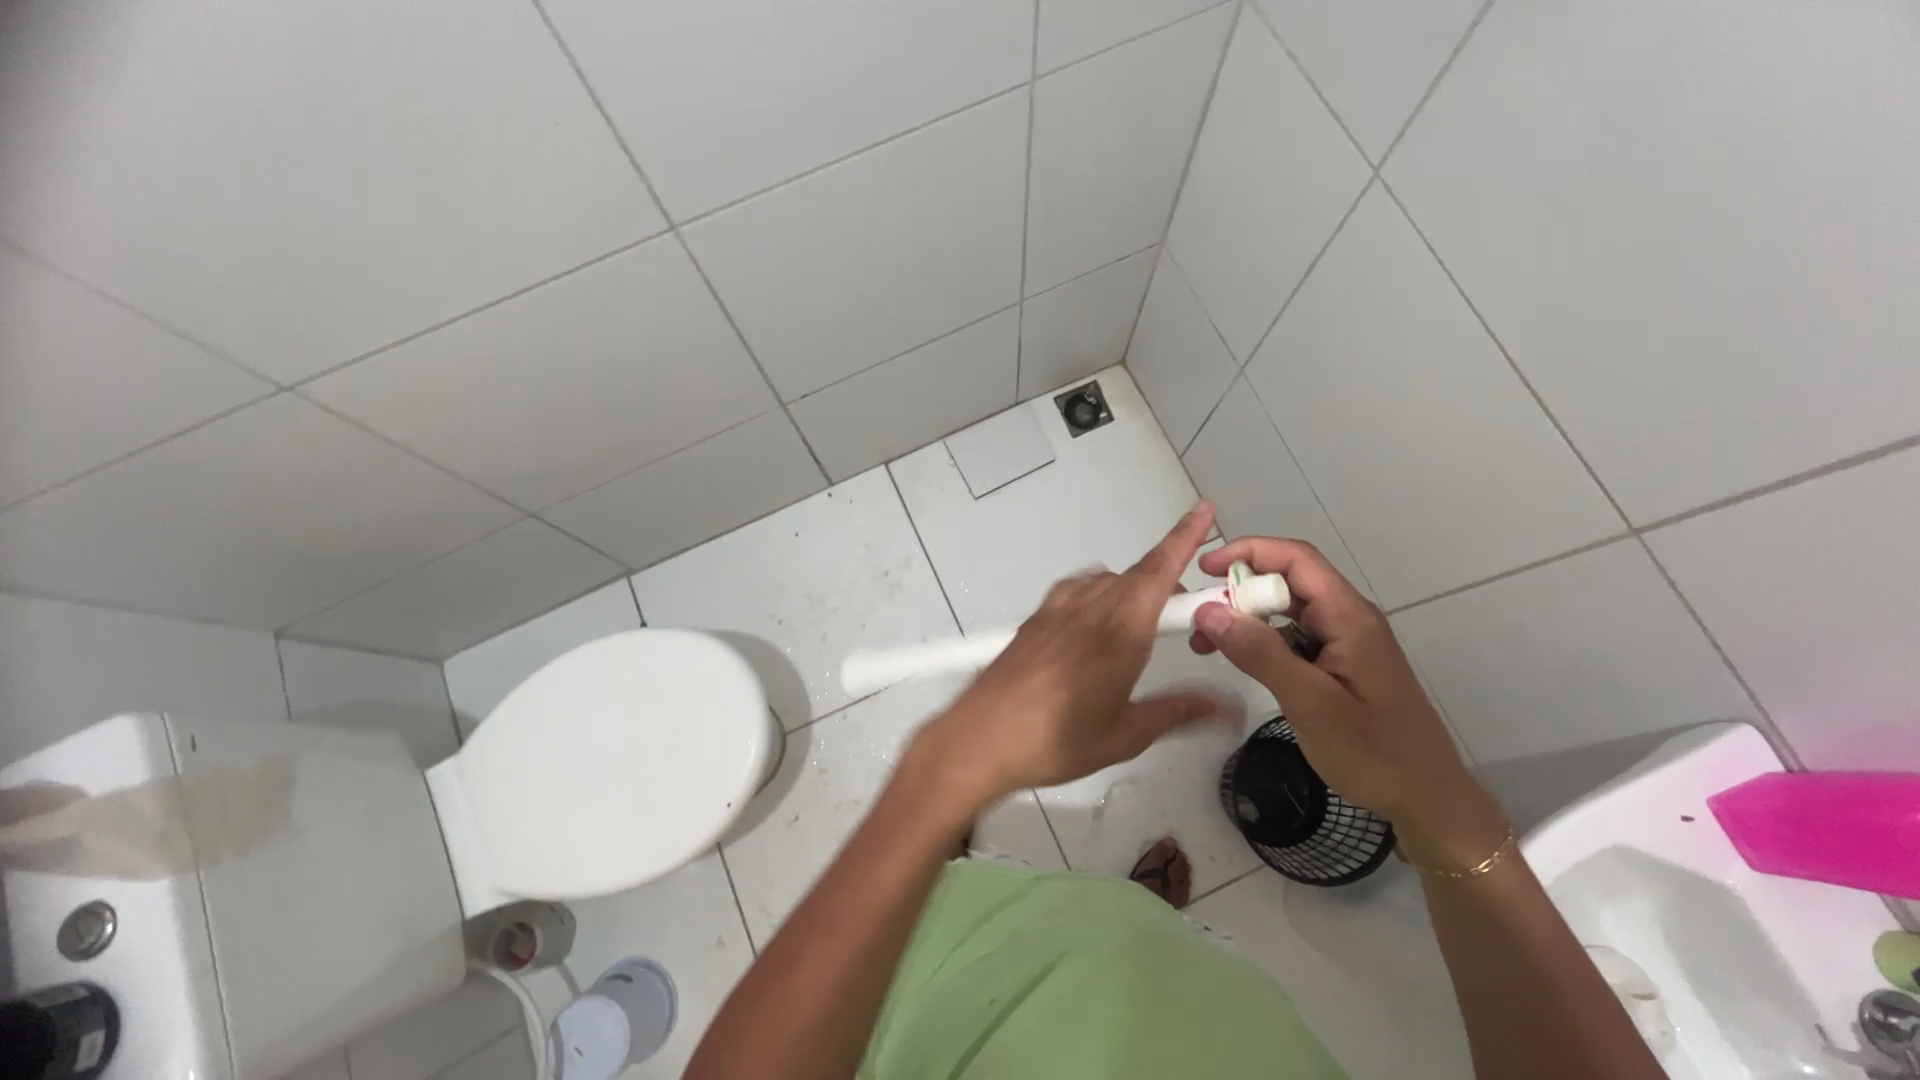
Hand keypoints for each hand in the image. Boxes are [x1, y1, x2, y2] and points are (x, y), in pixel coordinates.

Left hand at [908, 501, 1242, 807]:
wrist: (980, 739)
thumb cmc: (1056, 740)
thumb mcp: (1126, 734)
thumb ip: (1178, 712)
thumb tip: (1224, 706)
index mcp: (1121, 629)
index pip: (1161, 569)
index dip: (1186, 537)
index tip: (1204, 510)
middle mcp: (1089, 607)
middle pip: (1138, 575)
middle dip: (1167, 583)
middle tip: (1183, 620)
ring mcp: (1056, 609)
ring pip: (1106, 581)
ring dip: (1130, 591)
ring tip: (1139, 629)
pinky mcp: (1033, 619)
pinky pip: (1076, 591)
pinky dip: (1097, 596)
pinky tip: (1093, 629)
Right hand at [1188, 537, 1505, 861]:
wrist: (1429, 799)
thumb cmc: (1374, 752)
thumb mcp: (1310, 703)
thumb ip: (1260, 653)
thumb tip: (1209, 611)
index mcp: (1348, 617)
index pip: (1295, 559)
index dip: (1248, 552)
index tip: (1203, 569)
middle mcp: (1349, 619)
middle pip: (1288, 581)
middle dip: (1238, 590)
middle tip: (1196, 618)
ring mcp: (1347, 643)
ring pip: (1288, 612)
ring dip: (1247, 618)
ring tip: (1206, 643)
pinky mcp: (1342, 666)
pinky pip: (1296, 638)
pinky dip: (1262, 642)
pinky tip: (1240, 662)